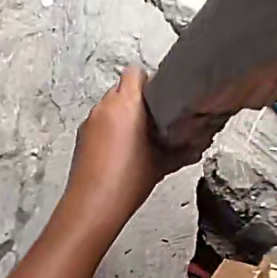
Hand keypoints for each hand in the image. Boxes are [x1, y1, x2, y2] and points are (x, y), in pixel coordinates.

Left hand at [62, 68, 175, 229]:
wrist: (93, 205)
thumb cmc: (125, 182)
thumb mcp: (162, 163)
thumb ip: (181, 149)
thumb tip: (195, 145)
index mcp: (125, 103)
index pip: (136, 72)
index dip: (150, 83)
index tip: (160, 99)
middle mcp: (104, 107)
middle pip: (122, 88)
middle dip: (137, 102)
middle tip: (152, 122)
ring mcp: (89, 122)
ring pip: (109, 107)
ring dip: (122, 117)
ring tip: (137, 141)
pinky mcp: (81, 138)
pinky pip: (99, 124)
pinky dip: (109, 131)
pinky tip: (121, 153)